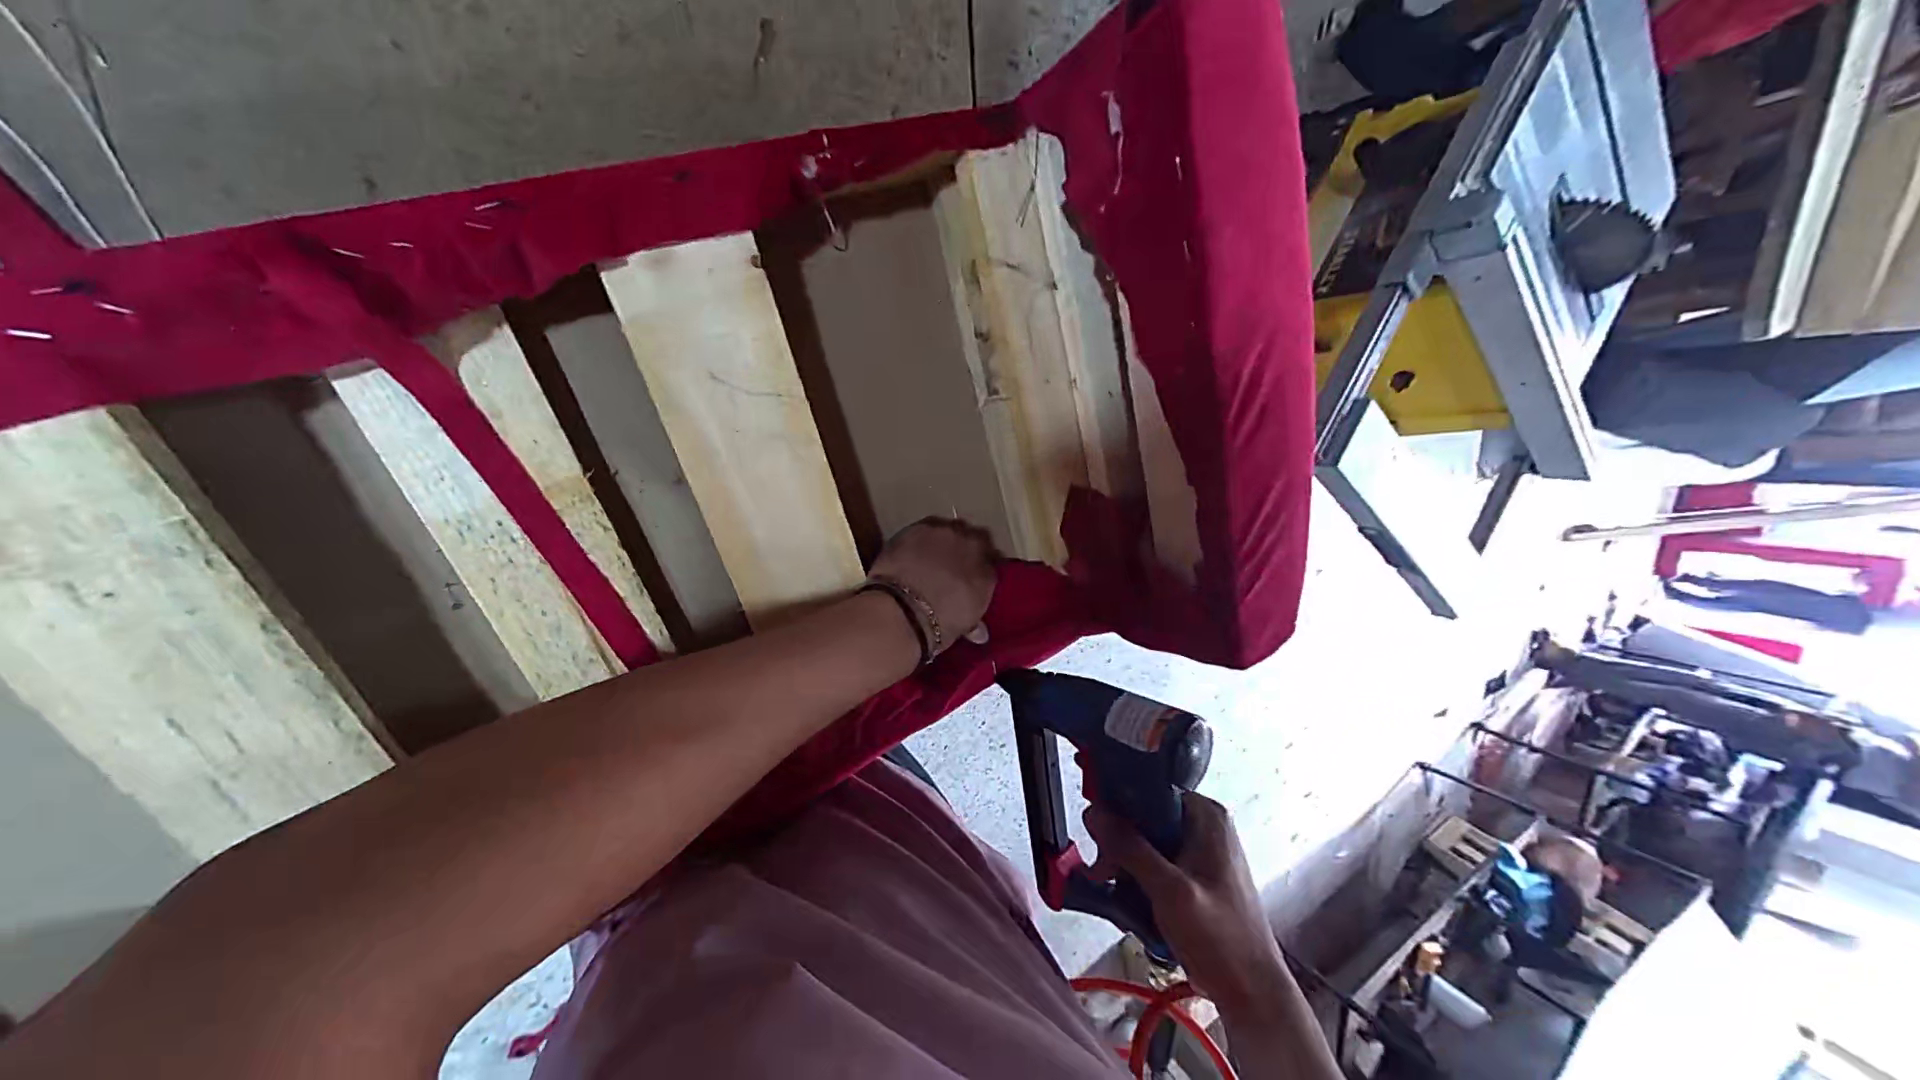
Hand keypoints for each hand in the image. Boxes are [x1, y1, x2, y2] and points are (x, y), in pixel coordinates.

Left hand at [866, 518, 996, 652]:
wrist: (903, 609)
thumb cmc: (939, 625)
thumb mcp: (963, 626)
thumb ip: (974, 623)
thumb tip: (980, 633)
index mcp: (988, 573)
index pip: (992, 562)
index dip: (979, 567)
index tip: (971, 575)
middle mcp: (973, 547)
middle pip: (974, 539)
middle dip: (965, 548)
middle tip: (951, 562)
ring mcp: (946, 533)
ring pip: (950, 529)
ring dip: (943, 539)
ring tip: (929, 554)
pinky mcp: (919, 527)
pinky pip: (924, 528)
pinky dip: (919, 538)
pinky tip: (910, 550)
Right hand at [1084, 792, 1290, 1016]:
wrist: (1252, 992)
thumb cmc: (1219, 937)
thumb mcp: (1170, 890)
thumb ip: (1131, 849)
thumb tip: (1094, 813)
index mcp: (1206, 815)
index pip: (1151, 789)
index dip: (1118, 803)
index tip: (1095, 825)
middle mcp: (1203, 824)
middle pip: (1144, 816)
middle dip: (1119, 842)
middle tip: (1104, 869)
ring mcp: (1199, 850)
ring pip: (1145, 840)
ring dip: (1125, 862)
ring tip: (1112, 886)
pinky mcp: (1193, 874)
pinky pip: (1155, 861)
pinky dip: (1138, 876)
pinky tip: (1129, 896)